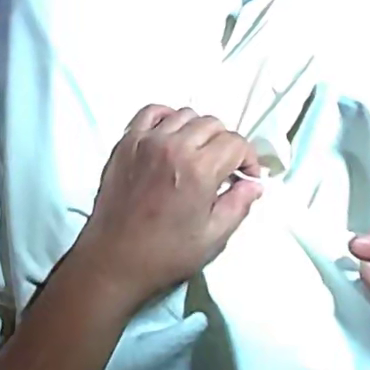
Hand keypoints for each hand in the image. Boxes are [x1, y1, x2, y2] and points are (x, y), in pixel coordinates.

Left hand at [69, 105, 264, 309]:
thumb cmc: (166, 254)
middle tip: (224, 167)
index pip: (235, 143)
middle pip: (212, 124)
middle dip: (226, 143)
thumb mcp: (212, 238)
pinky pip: (151, 111)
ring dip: (198, 130)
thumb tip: (254, 184)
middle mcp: (174, 145)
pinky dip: (166, 116)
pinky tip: (171, 134)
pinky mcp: (127, 140)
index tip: (247, 175)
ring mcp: (148, 139)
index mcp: (199, 169)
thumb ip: (238, 205)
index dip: (248, 158)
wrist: (115, 258)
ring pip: (185, 114)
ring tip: (197, 154)